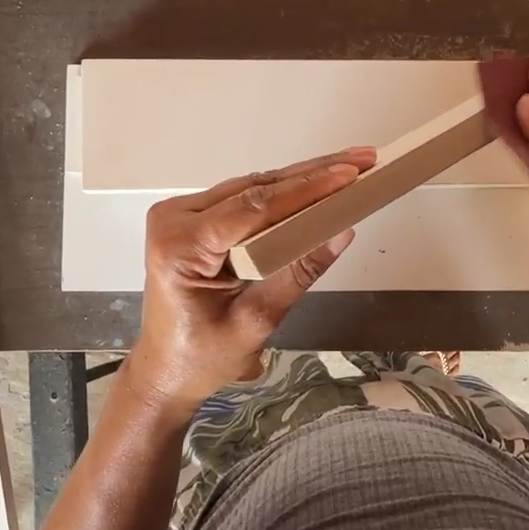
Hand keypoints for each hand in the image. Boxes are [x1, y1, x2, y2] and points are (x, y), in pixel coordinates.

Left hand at [123, 148, 376, 411]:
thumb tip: (342, 232)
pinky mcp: (191, 218)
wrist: (166, 369)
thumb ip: (298, 273)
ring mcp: (179, 214)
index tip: (349, 174)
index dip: (306, 188)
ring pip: (251, 188)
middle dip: (312, 175)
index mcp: (181, 246)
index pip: (254, 206)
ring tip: (348, 169)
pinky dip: (282, 195)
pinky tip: (316, 185)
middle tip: (362, 160)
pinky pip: (243, 199)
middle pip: (255, 189)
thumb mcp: (258, 320)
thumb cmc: (204, 357)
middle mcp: (174, 219)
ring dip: (301, 180)